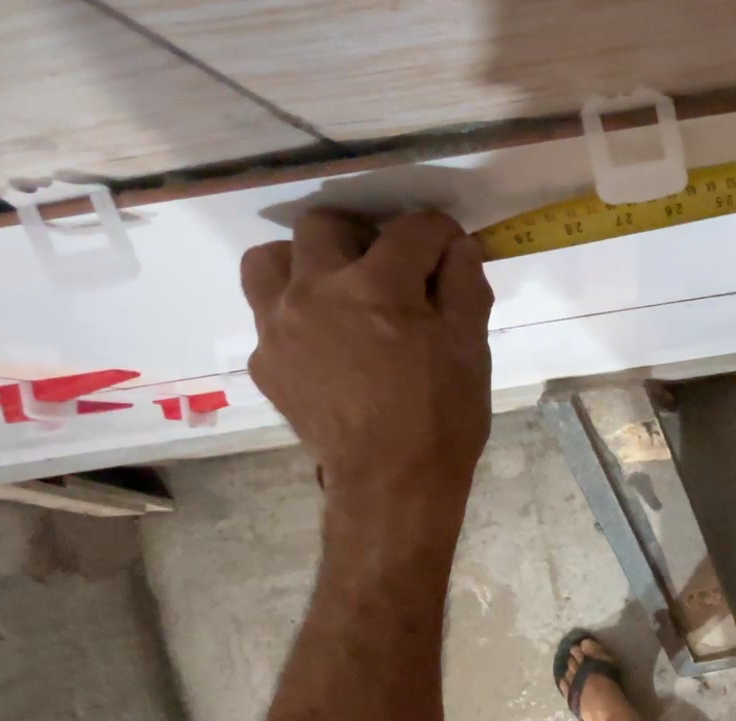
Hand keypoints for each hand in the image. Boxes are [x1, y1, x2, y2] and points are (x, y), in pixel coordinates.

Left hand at [241, 209, 493, 504]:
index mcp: (378, 288)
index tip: (452, 247)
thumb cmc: (444, 417)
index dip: (439, 232)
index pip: (410, 231)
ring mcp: (278, 324)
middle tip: (392, 265)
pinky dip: (299, 315)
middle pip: (325, 224)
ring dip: (307, 261)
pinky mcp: (264, 359)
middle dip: (364, 233)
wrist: (392, 481)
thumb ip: (465, 288)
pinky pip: (270, 314)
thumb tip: (457, 248)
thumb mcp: (471, 350)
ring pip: (272, 259)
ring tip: (338, 290)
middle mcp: (316, 291)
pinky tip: (331, 345)